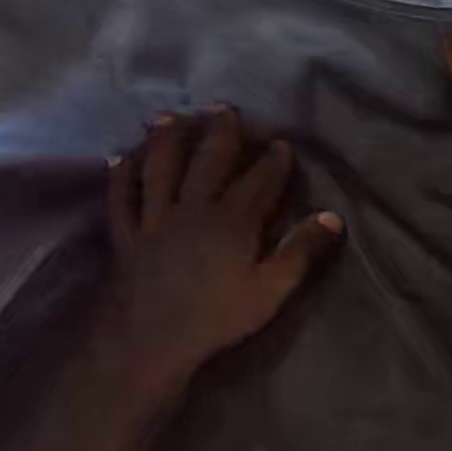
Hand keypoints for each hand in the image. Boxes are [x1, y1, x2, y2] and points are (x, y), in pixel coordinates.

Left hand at [98, 108, 342, 387]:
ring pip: (158, 169)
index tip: (282, 143)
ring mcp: (154, 220)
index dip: (272, 162)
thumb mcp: (275, 286)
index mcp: (232, 223)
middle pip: (207, 164)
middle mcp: (192, 211)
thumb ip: (302, 249)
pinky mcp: (128, 235)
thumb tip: (331, 216)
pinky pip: (121, 197)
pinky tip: (121, 156)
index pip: (257, 182)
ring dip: (166, 140)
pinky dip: (120, 173)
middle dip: (220, 135)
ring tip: (172, 116)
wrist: (151, 341)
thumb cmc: (221, 314)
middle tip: (226, 109)